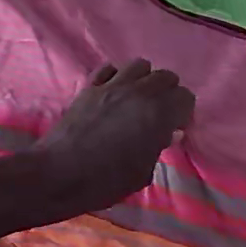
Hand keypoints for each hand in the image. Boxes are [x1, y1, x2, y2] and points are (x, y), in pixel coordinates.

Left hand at [25, 60, 194, 219]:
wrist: (60, 173)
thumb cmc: (106, 181)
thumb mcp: (142, 173)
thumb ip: (157, 147)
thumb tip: (165, 133)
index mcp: (158, 113)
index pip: (185, 98)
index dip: (182, 113)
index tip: (174, 128)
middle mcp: (138, 92)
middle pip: (166, 77)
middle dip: (168, 93)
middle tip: (160, 113)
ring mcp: (112, 85)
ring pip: (140, 65)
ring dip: (144, 79)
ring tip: (138, 99)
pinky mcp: (89, 86)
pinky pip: (110, 68)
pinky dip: (116, 76)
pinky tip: (113, 92)